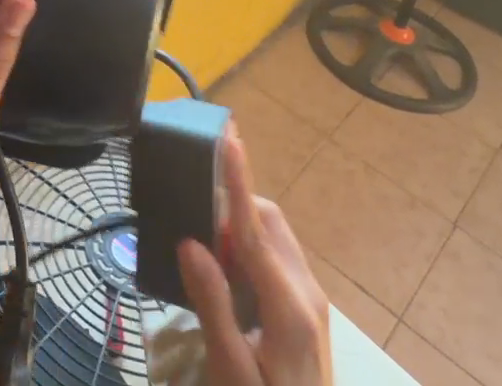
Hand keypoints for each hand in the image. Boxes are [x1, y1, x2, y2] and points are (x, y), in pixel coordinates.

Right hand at [178, 128, 332, 385]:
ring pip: (273, 237)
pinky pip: (275, 259)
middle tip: (192, 211)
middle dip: (233, 203)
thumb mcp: (232, 371)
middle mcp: (306, 292)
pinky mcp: (306, 310)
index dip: (238, 182)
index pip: (256, 230)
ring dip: (240, 227)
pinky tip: (224, 275)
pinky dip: (248, 249)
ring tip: (203, 247)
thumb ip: (213, 306)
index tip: (230, 140)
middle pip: (269, 223)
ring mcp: (311, 300)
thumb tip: (190, 241)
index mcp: (289, 306)